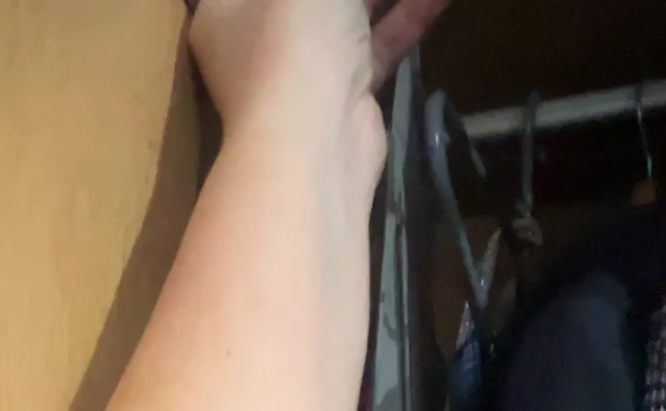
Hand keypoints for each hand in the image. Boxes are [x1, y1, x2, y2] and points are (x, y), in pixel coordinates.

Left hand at [190, 0, 445, 153]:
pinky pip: (377, 43)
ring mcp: (301, 71)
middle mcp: (257, 42)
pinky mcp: (341, 95)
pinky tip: (439, 1)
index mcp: (226, 11)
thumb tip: (345, 2)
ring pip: (348, 15)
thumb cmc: (290, 40)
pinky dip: (407, 17)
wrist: (310, 142)